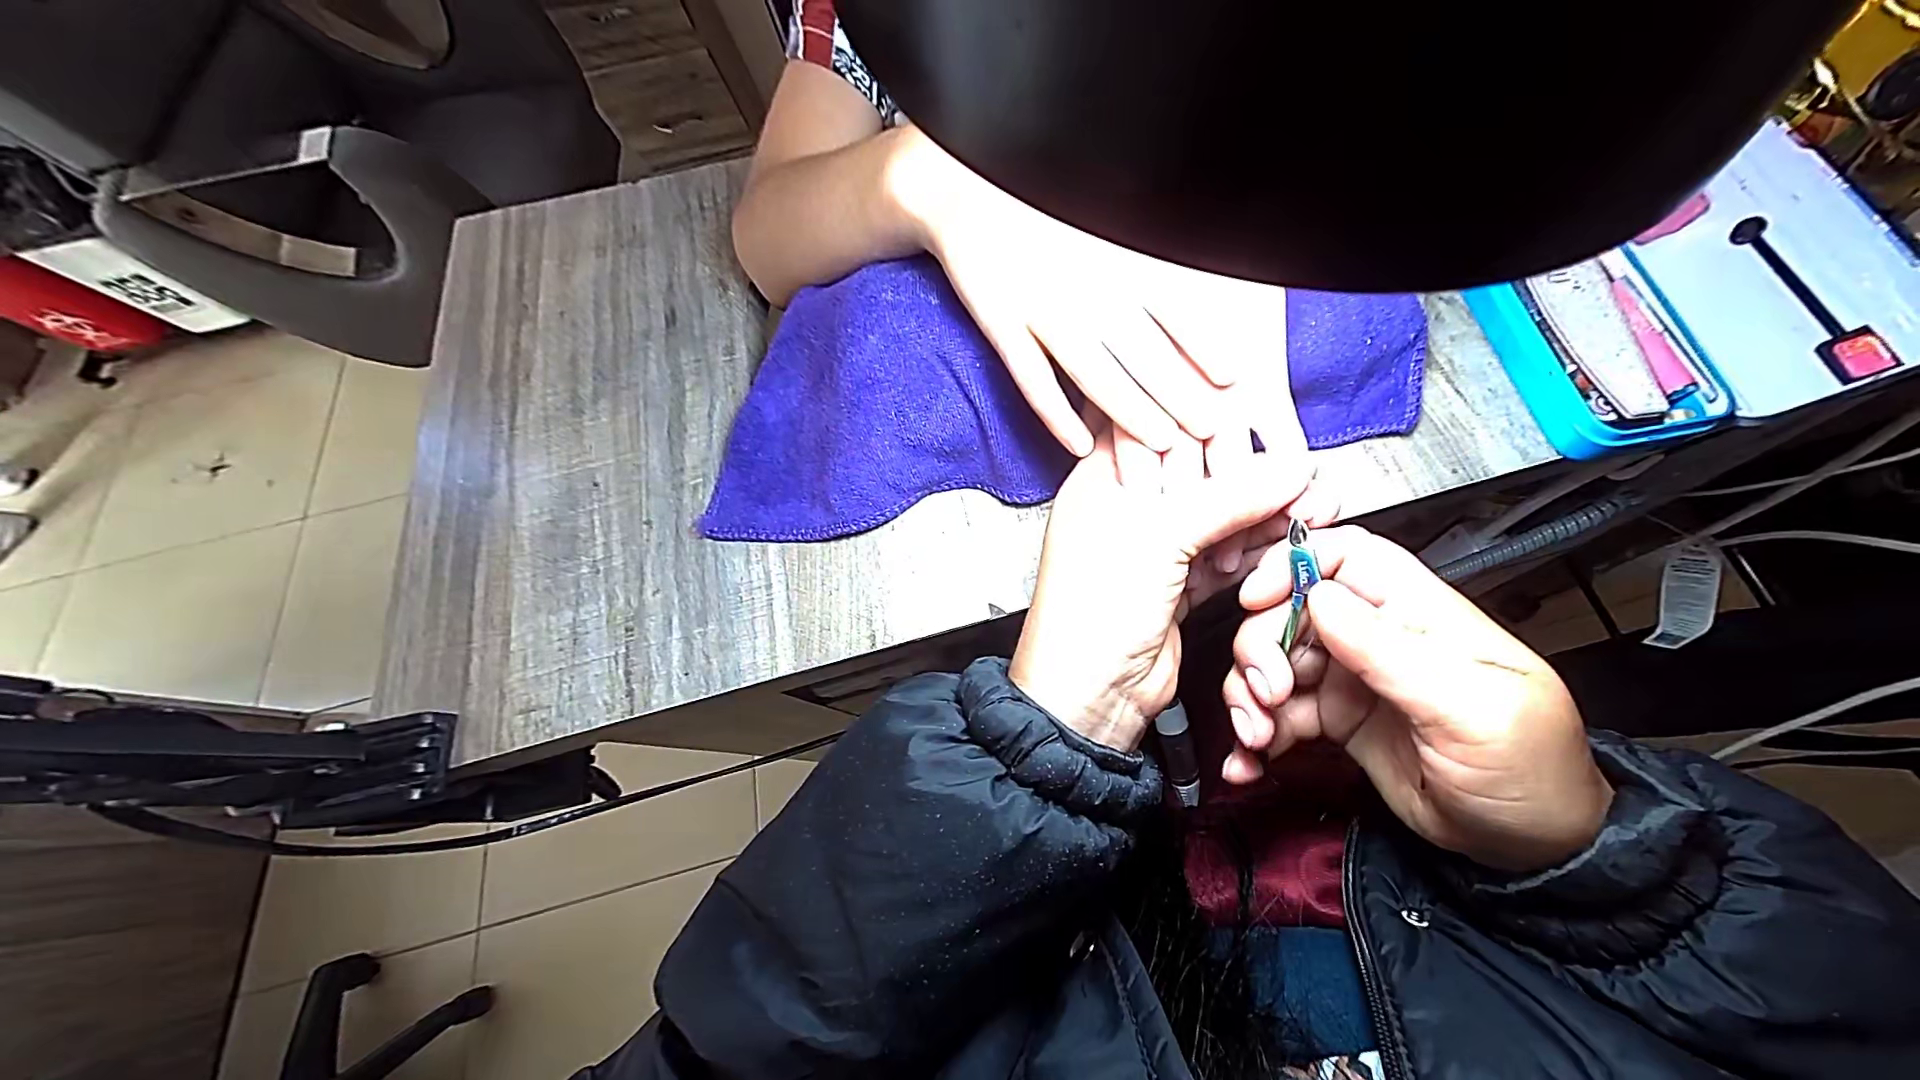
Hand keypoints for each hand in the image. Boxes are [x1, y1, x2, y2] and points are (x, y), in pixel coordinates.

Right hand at [888, 126, 1303, 472]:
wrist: (966, 188)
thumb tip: (1204, 269)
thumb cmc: (1046, 204)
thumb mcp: (1104, 215)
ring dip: (1130, 414)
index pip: (1174, 309)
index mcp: (1116, 256)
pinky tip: (1080, 447)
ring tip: (1161, 443)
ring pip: (1094, 376)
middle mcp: (1085, 288)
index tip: (1235, 380)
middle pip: (1144, 354)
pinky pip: (1033, 382)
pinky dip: (1056, 418)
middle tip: (1212, 429)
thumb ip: (1145, 246)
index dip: (1206, 346)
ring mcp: (1041, 311)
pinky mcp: (1003, 327)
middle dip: (1182, 394)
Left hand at [1009, 418, 1311, 752]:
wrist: (1087, 696)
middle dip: (1248, 470)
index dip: (1202, 418)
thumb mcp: (1156, 539)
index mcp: (1101, 481)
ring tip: (1307, 505)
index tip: (1249, 414)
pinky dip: (1255, 548)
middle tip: (1295, 469)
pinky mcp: (1177, 582)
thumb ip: (1227, 498)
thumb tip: (1288, 470)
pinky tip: (1286, 539)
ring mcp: (1153, 546)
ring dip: (1262, 511)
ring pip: (1218, 513)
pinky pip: (1225, 552)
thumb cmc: (1088, 614)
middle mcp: (1126, 508)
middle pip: (1197, 471)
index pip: (1153, 426)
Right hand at [1222, 527, 1611, 871]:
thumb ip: (1392, 652)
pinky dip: (1252, 734)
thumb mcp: (1474, 711)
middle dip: (1259, 647)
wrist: (1533, 847)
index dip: (1290, 564)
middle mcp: (1375, 637)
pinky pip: (1272, 711)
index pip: (1344, 556)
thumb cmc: (1533, 773)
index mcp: (1417, 615)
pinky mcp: (1332, 717)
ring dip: (1247, 694)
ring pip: (1269, 660)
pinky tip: (1250, 759)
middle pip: (1287, 610)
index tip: (1257, 600)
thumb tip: (1320, 598)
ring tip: (1257, 735)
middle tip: (1266, 692)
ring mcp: (1348, 677)